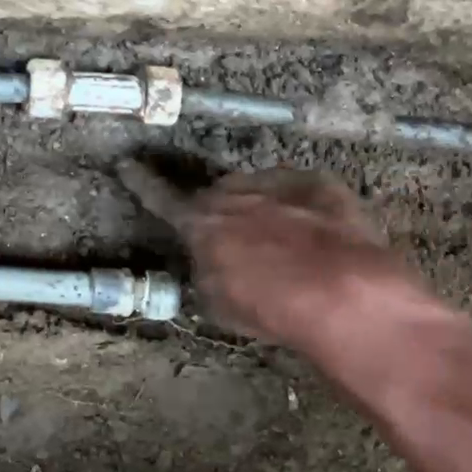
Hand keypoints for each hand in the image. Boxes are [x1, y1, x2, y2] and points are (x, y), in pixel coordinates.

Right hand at [119, 161, 432, 352]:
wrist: (345, 295)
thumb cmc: (270, 307)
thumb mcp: (218, 302)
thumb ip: (205, 271)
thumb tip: (208, 261)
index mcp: (199, 221)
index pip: (158, 197)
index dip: (140, 182)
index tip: (126, 165)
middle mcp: (233, 192)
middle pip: (218, 196)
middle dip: (224, 214)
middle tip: (241, 244)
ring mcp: (278, 182)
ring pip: (261, 192)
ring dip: (265, 212)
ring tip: (289, 249)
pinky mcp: (321, 184)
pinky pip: (302, 194)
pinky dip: (305, 211)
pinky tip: (321, 240)